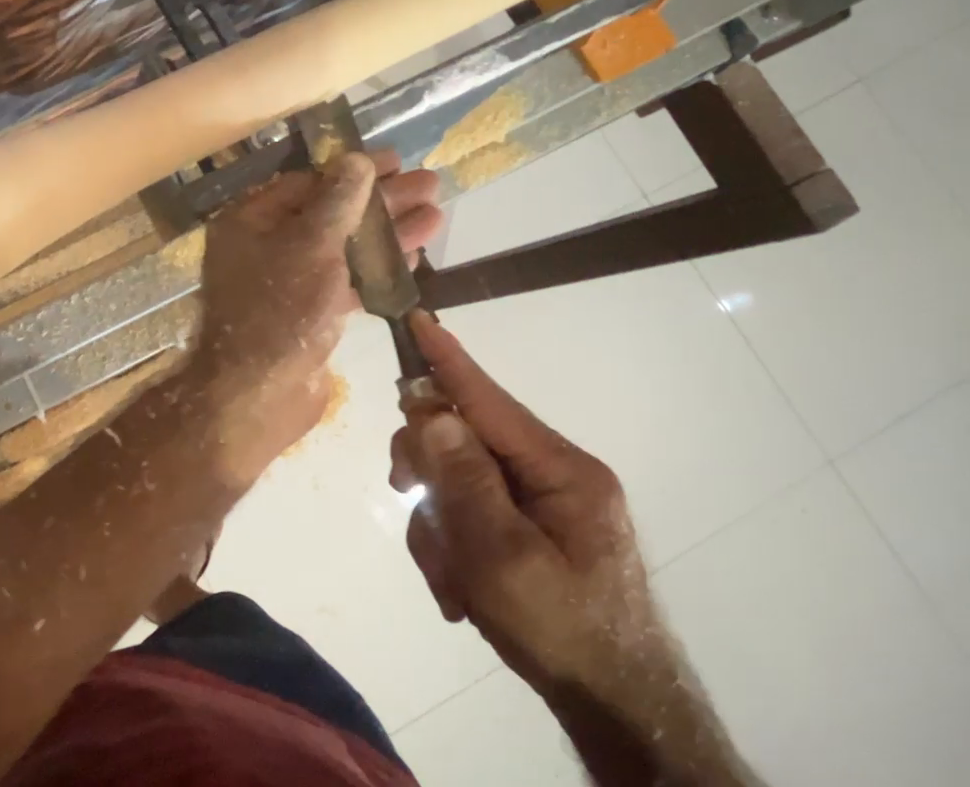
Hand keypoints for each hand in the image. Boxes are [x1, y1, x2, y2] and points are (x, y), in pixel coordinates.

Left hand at [196, 152, 441, 376]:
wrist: (259, 392)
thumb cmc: (278, 310)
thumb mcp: (310, 245)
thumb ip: (337, 201)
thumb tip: (356, 160)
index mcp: (248, 222)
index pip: (306, 183)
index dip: (353, 171)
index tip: (398, 160)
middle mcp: (261, 247)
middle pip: (328, 213)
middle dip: (380, 201)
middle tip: (431, 185)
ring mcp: (283, 283)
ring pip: (340, 248)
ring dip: (386, 233)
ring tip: (436, 215)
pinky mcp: (304, 314)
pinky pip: (343, 281)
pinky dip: (375, 269)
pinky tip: (414, 257)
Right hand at [390, 313, 670, 696]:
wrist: (614, 703)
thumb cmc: (561, 628)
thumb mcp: (502, 555)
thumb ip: (463, 479)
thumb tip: (430, 409)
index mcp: (560, 470)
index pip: (488, 400)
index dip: (447, 361)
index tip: (416, 319)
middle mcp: (551, 474)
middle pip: (459, 441)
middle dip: (427, 477)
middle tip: (407, 504)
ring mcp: (540, 502)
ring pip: (454, 483)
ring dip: (438, 529)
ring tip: (452, 582)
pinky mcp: (527, 528)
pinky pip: (466, 514)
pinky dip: (451, 547)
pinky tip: (460, 589)